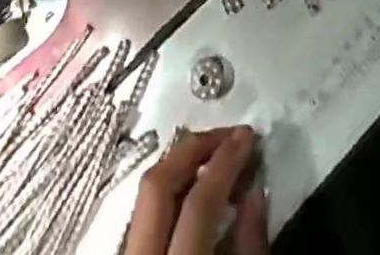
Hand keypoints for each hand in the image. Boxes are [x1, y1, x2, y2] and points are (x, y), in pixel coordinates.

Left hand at [123, 126, 267, 254]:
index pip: (197, 204)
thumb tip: (254, 193)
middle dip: (196, 148)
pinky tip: (194, 185)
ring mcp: (125, 254)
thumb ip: (249, 247)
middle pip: (158, 184)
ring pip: (145, 192)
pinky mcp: (125, 252)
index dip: (225, 164)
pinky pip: (143, 210)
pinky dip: (171, 189)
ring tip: (216, 155)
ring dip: (182, 164)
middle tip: (230, 135)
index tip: (247, 136)